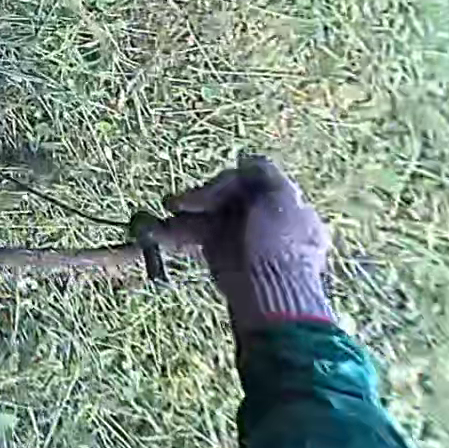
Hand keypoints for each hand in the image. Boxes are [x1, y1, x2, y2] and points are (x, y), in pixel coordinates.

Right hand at [167, 154, 332, 330]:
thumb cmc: (277, 245)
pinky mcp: (218, 249)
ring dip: (183, 214)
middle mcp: (263, 218)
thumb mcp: (281, 203)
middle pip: (222, 195)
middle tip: (178, 205)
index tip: (211, 193)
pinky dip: (177, 230)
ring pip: (203, 212)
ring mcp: (240, 234)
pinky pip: (193, 231)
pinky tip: (163, 233)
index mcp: (285, 207)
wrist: (265, 289)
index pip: (246, 181)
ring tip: (168, 219)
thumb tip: (250, 158)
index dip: (225, 183)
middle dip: (198, 198)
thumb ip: (267, 176)